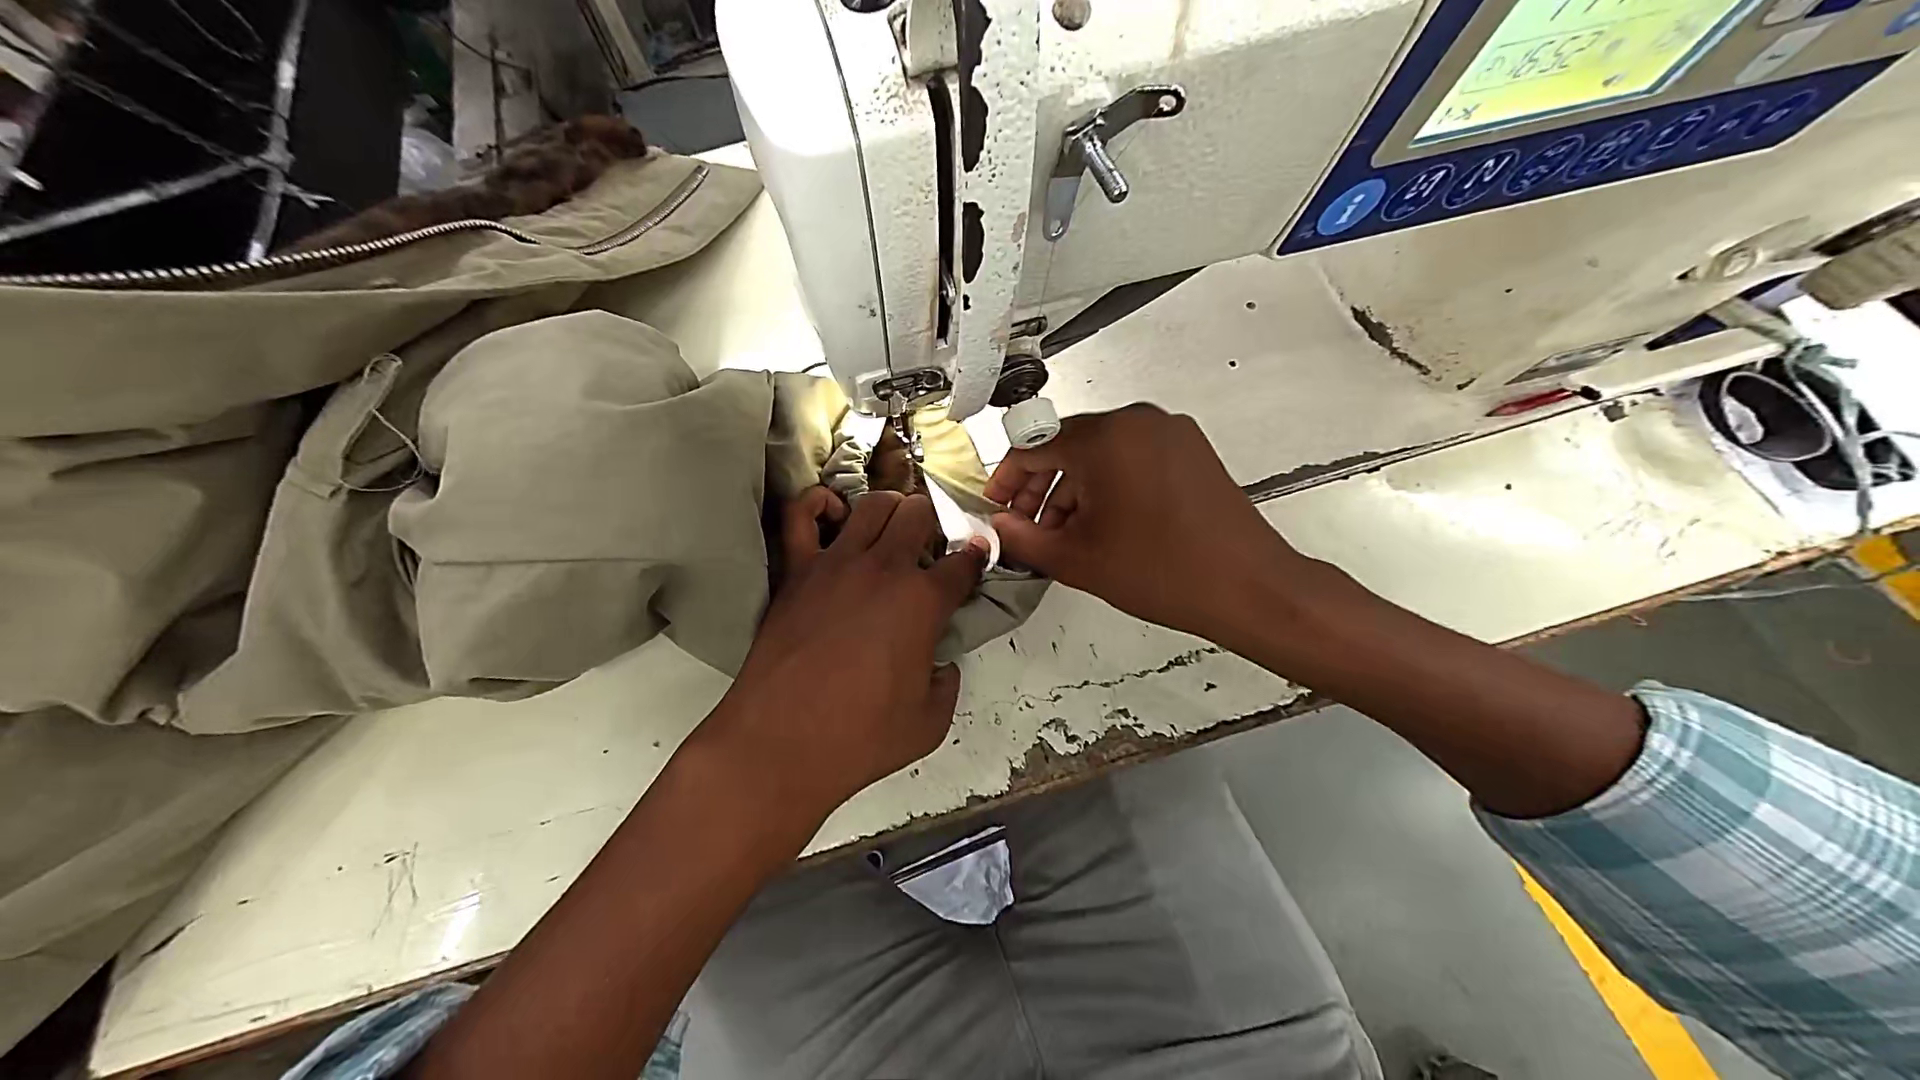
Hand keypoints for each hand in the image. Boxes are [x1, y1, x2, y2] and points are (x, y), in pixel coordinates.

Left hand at [703, 487, 986, 816]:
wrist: (782, 742)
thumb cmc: (857, 738)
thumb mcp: (929, 721)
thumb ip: (946, 683)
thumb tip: (939, 667)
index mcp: (923, 602)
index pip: (963, 561)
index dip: (974, 557)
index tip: (973, 558)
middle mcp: (884, 570)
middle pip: (920, 514)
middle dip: (934, 523)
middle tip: (930, 546)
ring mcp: (837, 564)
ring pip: (873, 504)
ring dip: (891, 509)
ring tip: (892, 528)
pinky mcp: (797, 571)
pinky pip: (801, 515)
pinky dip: (819, 504)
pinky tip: (832, 515)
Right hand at [985, 404, 1316, 640]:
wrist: (1247, 587)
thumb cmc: (1171, 571)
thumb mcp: (1075, 559)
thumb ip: (1022, 537)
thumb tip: (1001, 525)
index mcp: (1105, 439)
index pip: (1032, 446)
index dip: (1005, 479)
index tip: (998, 503)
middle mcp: (1138, 422)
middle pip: (1066, 446)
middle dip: (1039, 488)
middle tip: (1027, 524)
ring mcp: (1169, 433)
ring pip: (1099, 453)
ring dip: (1073, 490)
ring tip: (1064, 534)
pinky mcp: (1189, 450)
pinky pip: (1131, 457)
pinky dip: (1107, 485)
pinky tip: (1101, 524)